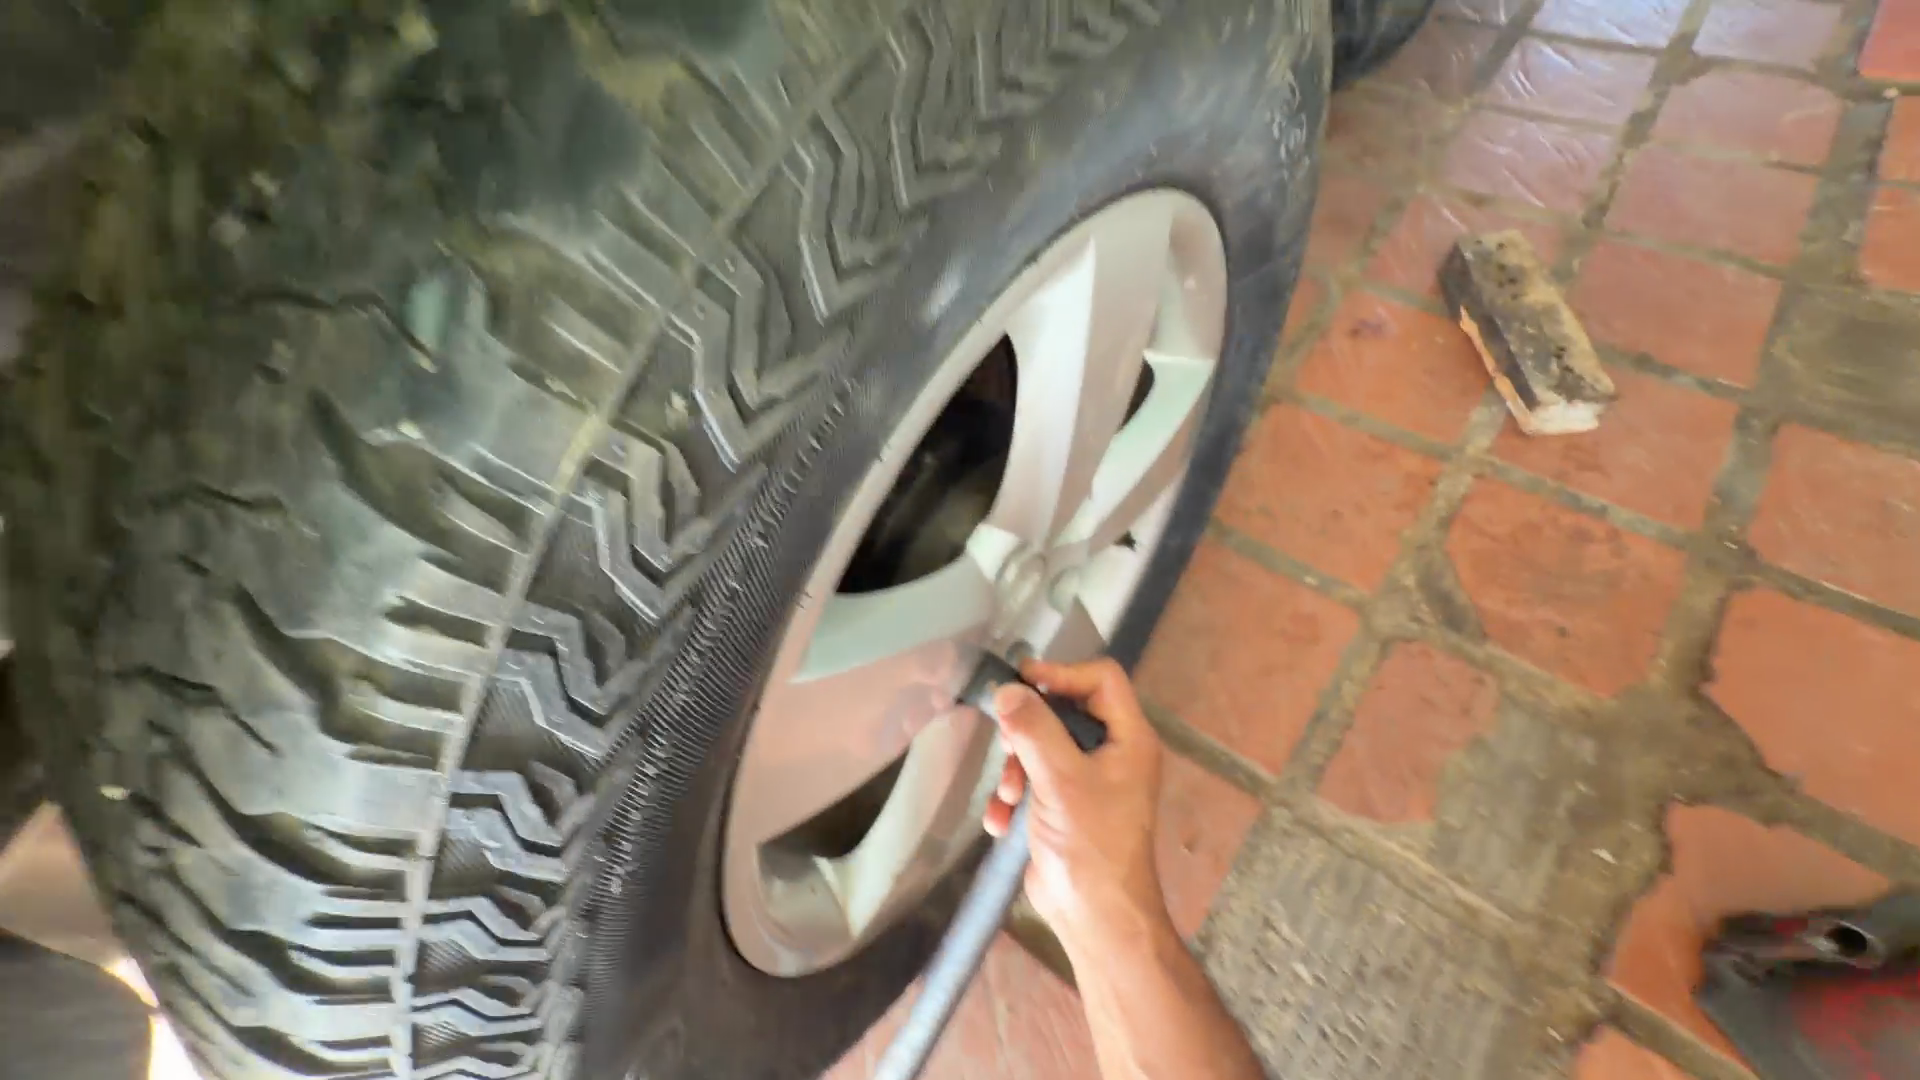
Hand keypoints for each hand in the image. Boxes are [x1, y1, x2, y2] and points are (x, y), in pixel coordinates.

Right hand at [982, 657, 1169, 955]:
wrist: (1095, 918)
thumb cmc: (1090, 842)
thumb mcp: (1060, 779)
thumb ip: (1034, 729)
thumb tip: (1006, 691)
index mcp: (1128, 738)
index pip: (1101, 679)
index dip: (1062, 672)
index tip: (1022, 681)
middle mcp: (1112, 753)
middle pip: (1064, 711)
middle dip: (1028, 731)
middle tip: (1007, 746)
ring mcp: (1088, 781)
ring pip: (1042, 747)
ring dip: (1015, 770)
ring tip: (1008, 798)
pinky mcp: (1064, 806)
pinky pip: (1033, 782)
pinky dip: (1013, 798)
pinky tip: (1000, 823)